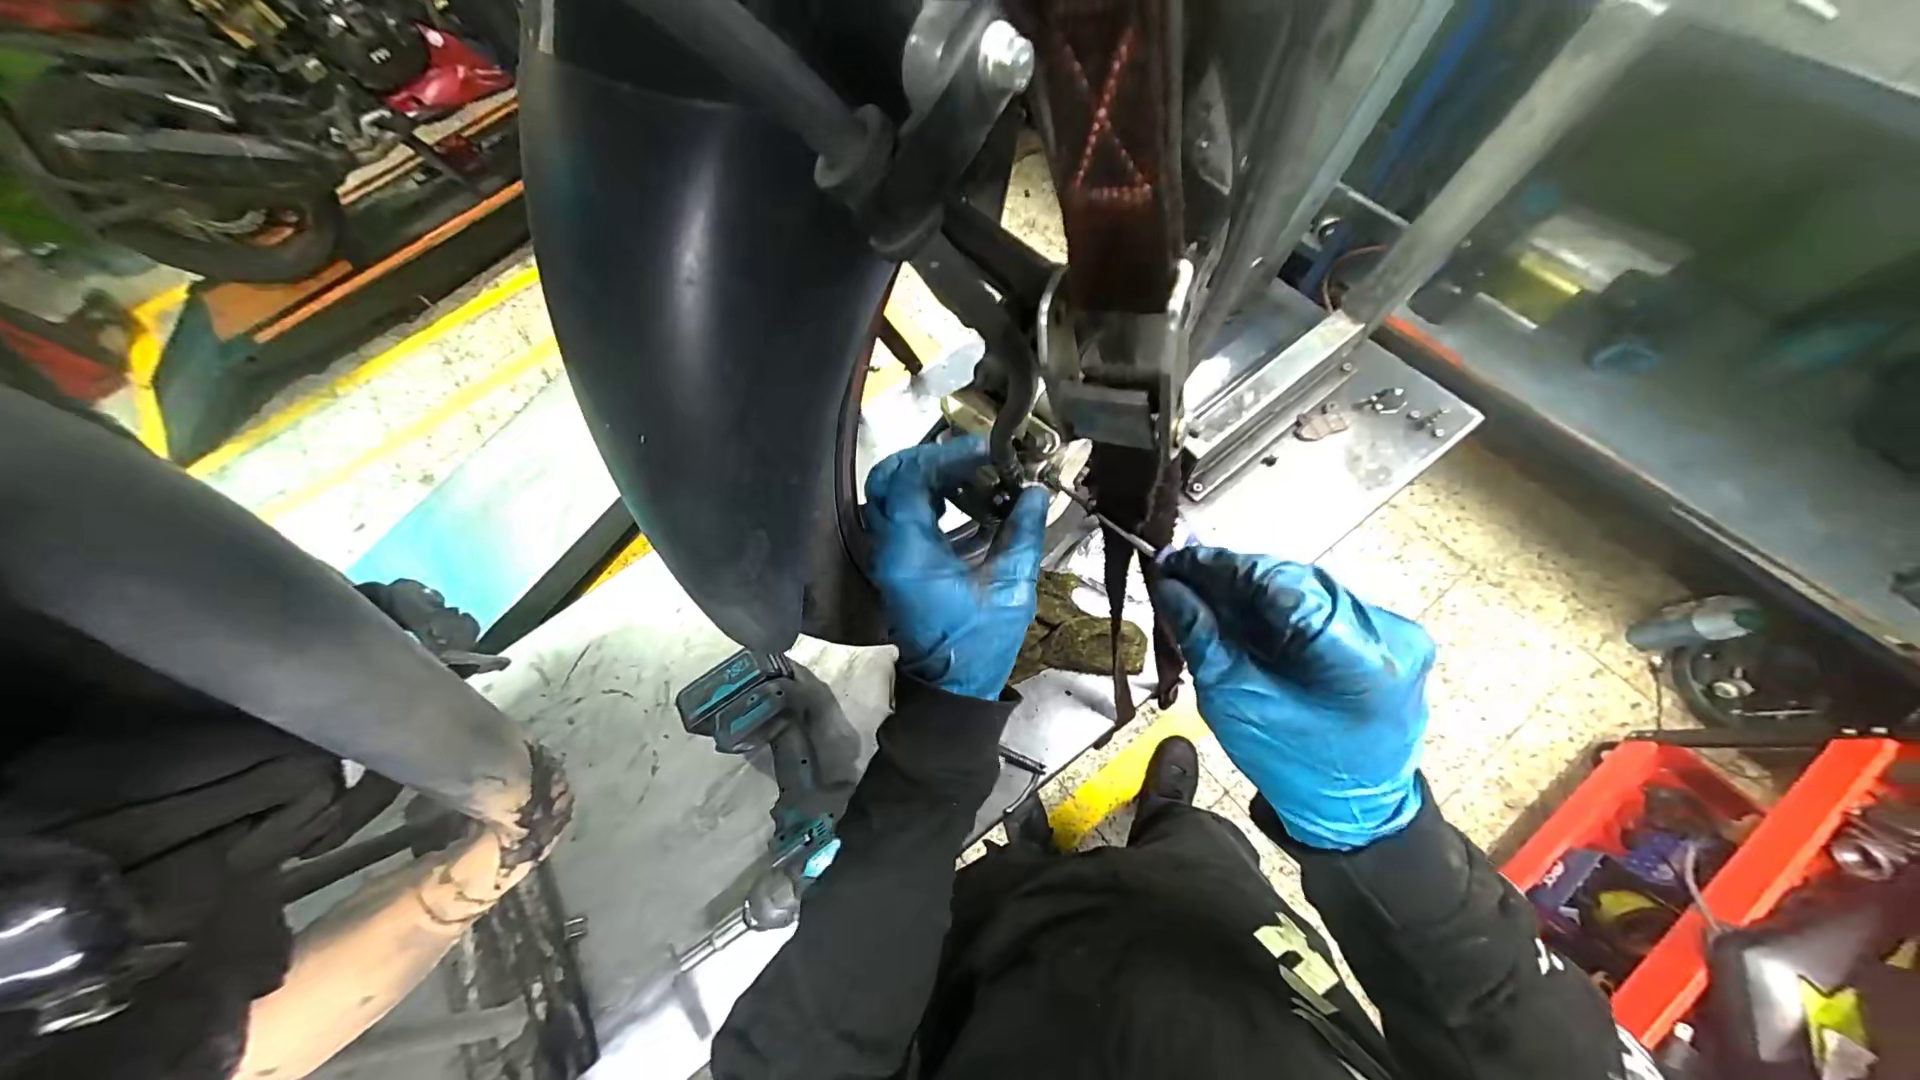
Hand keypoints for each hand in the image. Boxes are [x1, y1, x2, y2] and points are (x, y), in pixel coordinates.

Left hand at [864, 436, 1048, 699]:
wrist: (952, 686)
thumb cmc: (980, 643)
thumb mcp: (1010, 588)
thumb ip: (1022, 534)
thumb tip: (1033, 491)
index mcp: (910, 553)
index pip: (908, 479)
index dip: (944, 456)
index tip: (983, 451)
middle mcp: (889, 549)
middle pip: (888, 478)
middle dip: (927, 457)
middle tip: (970, 455)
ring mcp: (888, 555)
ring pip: (891, 492)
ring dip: (927, 474)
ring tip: (972, 470)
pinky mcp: (897, 562)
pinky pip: (902, 513)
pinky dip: (927, 495)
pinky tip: (964, 497)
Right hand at [1149, 546, 1435, 849]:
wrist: (1354, 811)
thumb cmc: (1293, 766)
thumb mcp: (1233, 701)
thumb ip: (1201, 635)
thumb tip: (1168, 585)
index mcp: (1355, 654)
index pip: (1276, 582)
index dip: (1218, 565)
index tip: (1174, 559)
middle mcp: (1386, 631)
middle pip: (1291, 579)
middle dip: (1230, 575)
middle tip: (1179, 573)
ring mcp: (1392, 631)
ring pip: (1302, 586)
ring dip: (1248, 588)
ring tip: (1200, 590)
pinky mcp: (1384, 635)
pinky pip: (1316, 603)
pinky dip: (1272, 604)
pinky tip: (1237, 608)